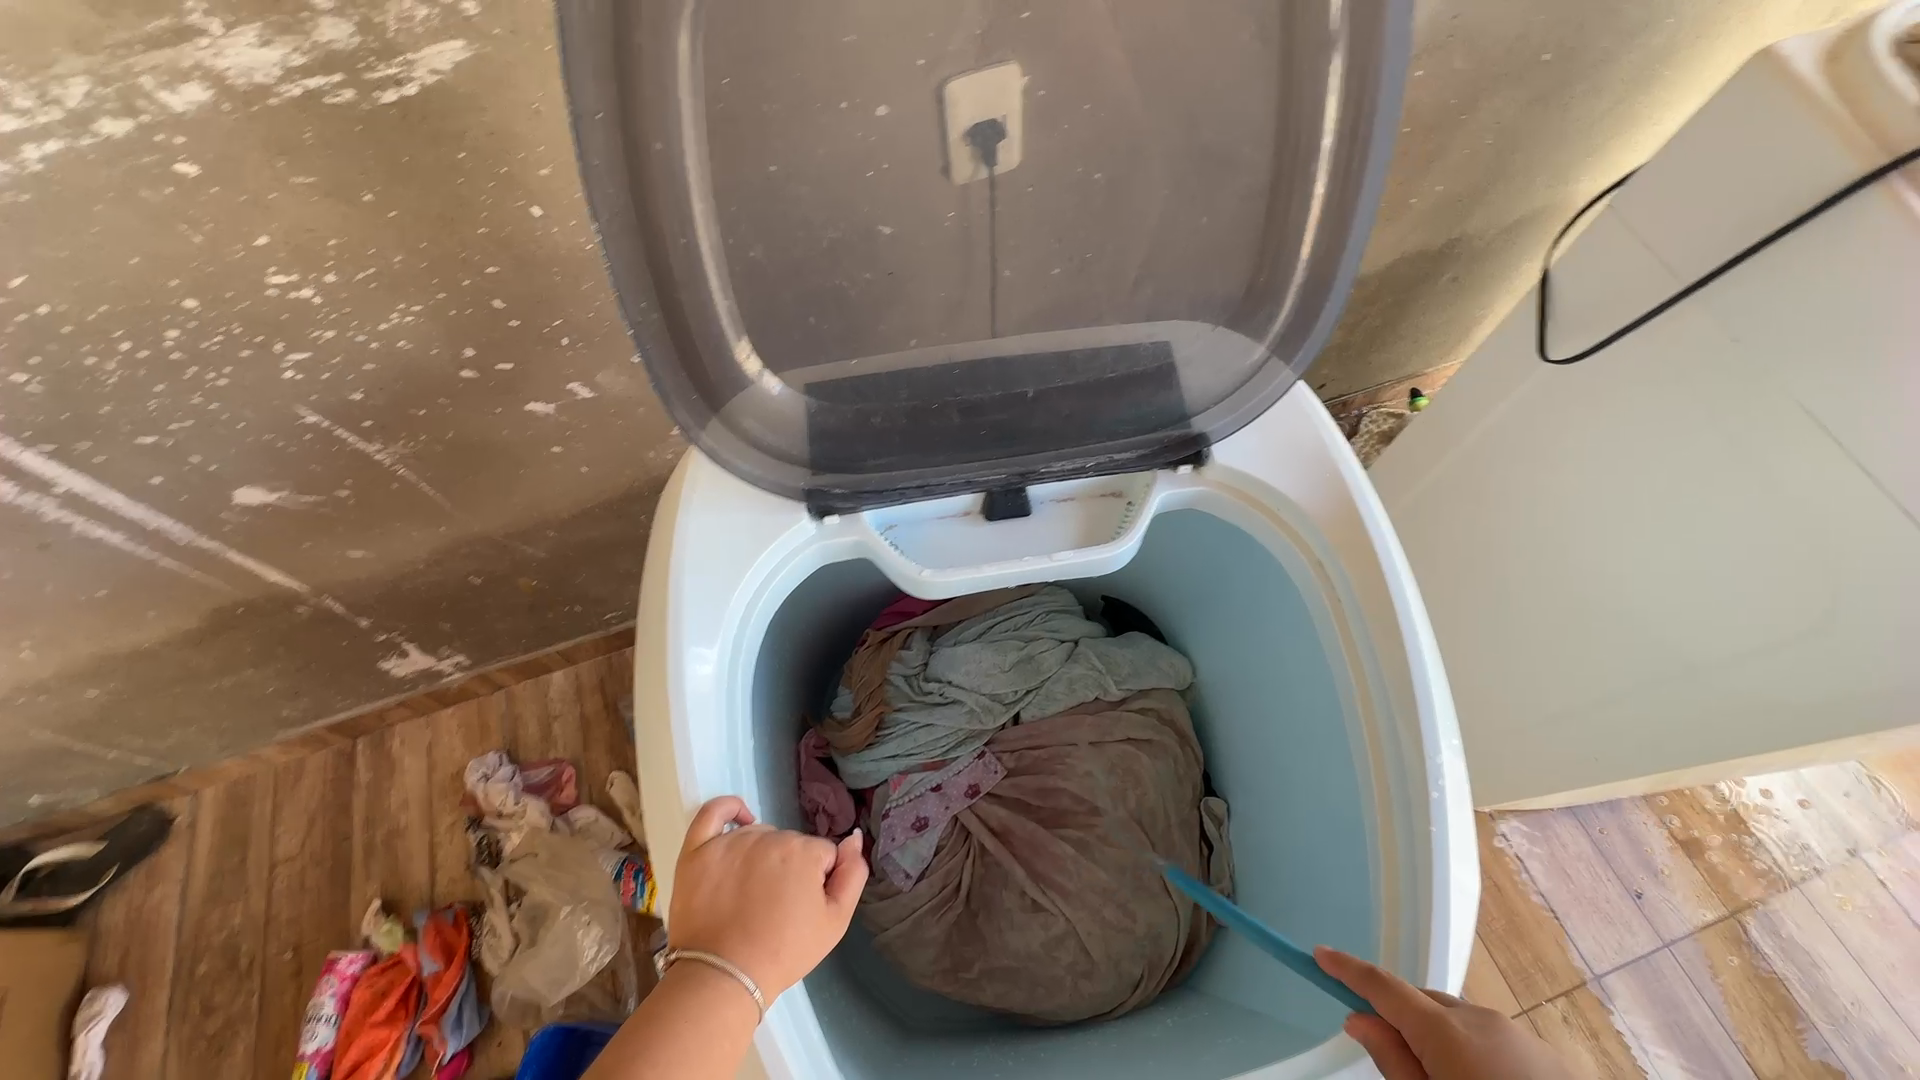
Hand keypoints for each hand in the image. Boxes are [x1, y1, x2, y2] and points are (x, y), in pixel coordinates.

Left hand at [667, 796, 867, 1000]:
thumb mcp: (835, 922)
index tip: (803, 909)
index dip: (817, 883)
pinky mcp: (698, 850)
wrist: (723, 977)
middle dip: (789, 869)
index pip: (821, 855)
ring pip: (758, 834)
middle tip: (777, 909)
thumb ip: (853, 874)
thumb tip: (854, 838)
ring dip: (762, 854)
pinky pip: (713, 812)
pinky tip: (740, 818)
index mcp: (804, 851)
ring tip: (752, 894)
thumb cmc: (783, 952)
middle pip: (789, 844)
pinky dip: (728, 809)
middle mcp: (769, 837)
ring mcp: (730, 841)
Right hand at [1316, 947, 1571, 1079]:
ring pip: (1459, 1022)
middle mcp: (1480, 1018)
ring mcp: (1519, 1034)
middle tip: (1394, 1059)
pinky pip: (1494, 1041)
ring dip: (1441, 1040)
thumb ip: (1392, 1062)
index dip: (1347, 969)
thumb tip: (1360, 1021)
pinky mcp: (1549, 1056)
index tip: (1319, 953)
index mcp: (1445, 1030)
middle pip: (1422, 1003)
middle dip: (1400, 1019)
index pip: (1382, 985)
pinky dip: (1477, 1054)